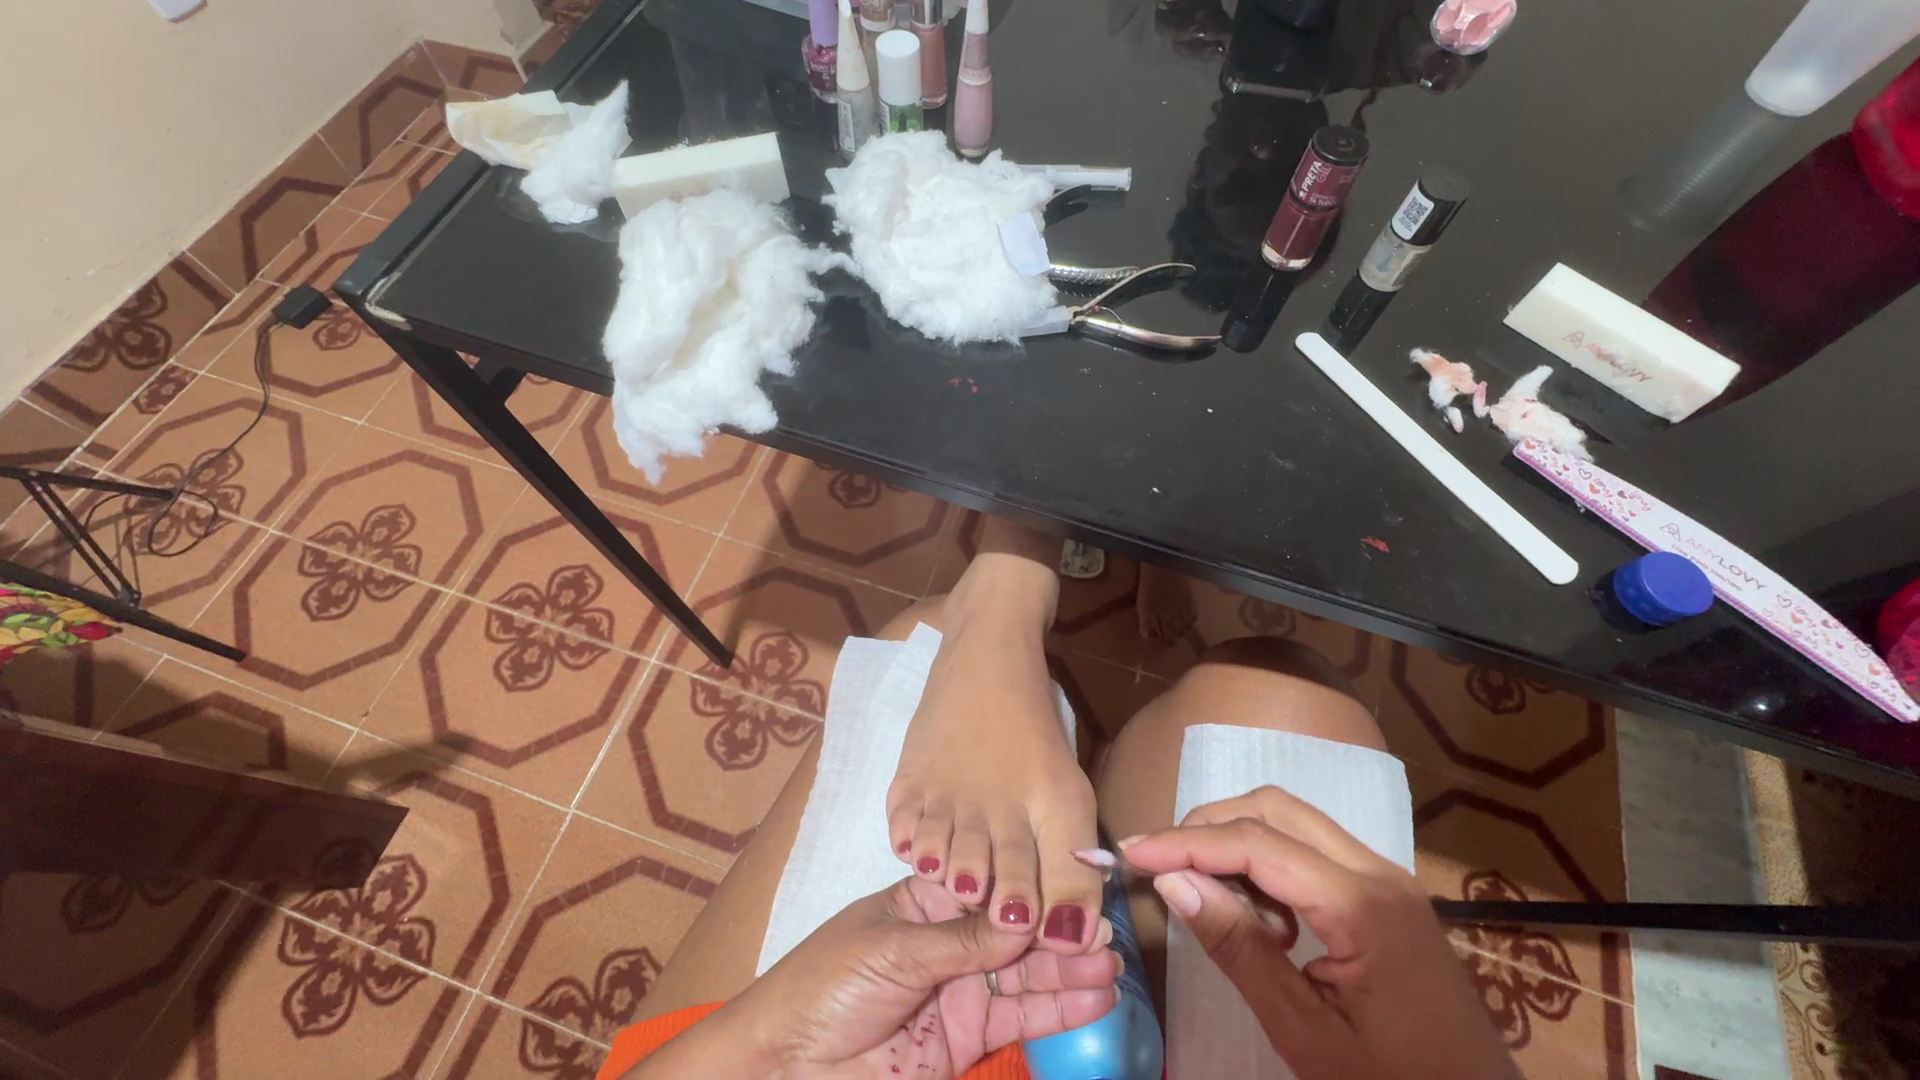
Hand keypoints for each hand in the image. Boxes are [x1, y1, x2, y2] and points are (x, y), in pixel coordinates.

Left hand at [727, 876, 1119, 1077]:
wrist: (787, 1065)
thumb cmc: (826, 984)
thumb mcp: (893, 949)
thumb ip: (961, 940)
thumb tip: (1026, 918)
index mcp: (927, 900)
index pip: (991, 889)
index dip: (1032, 890)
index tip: (1076, 889)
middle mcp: (951, 940)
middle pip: (1015, 933)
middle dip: (1058, 932)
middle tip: (1103, 934)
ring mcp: (962, 989)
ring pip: (1026, 976)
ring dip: (1069, 972)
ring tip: (1110, 966)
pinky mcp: (968, 1037)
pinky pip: (1020, 1019)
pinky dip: (1058, 1011)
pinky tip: (1094, 999)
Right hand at [1121, 787, 1517, 1079]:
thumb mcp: (1306, 1034)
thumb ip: (1239, 949)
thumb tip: (1173, 881)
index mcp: (1361, 904)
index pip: (1254, 842)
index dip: (1184, 842)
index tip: (1129, 852)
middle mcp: (1377, 872)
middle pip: (1275, 809)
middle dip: (1210, 826)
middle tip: (1164, 867)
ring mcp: (1385, 881)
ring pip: (1294, 823)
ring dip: (1239, 843)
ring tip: (1214, 902)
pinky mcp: (1385, 897)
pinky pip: (1313, 853)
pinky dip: (1269, 863)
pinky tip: (1261, 920)